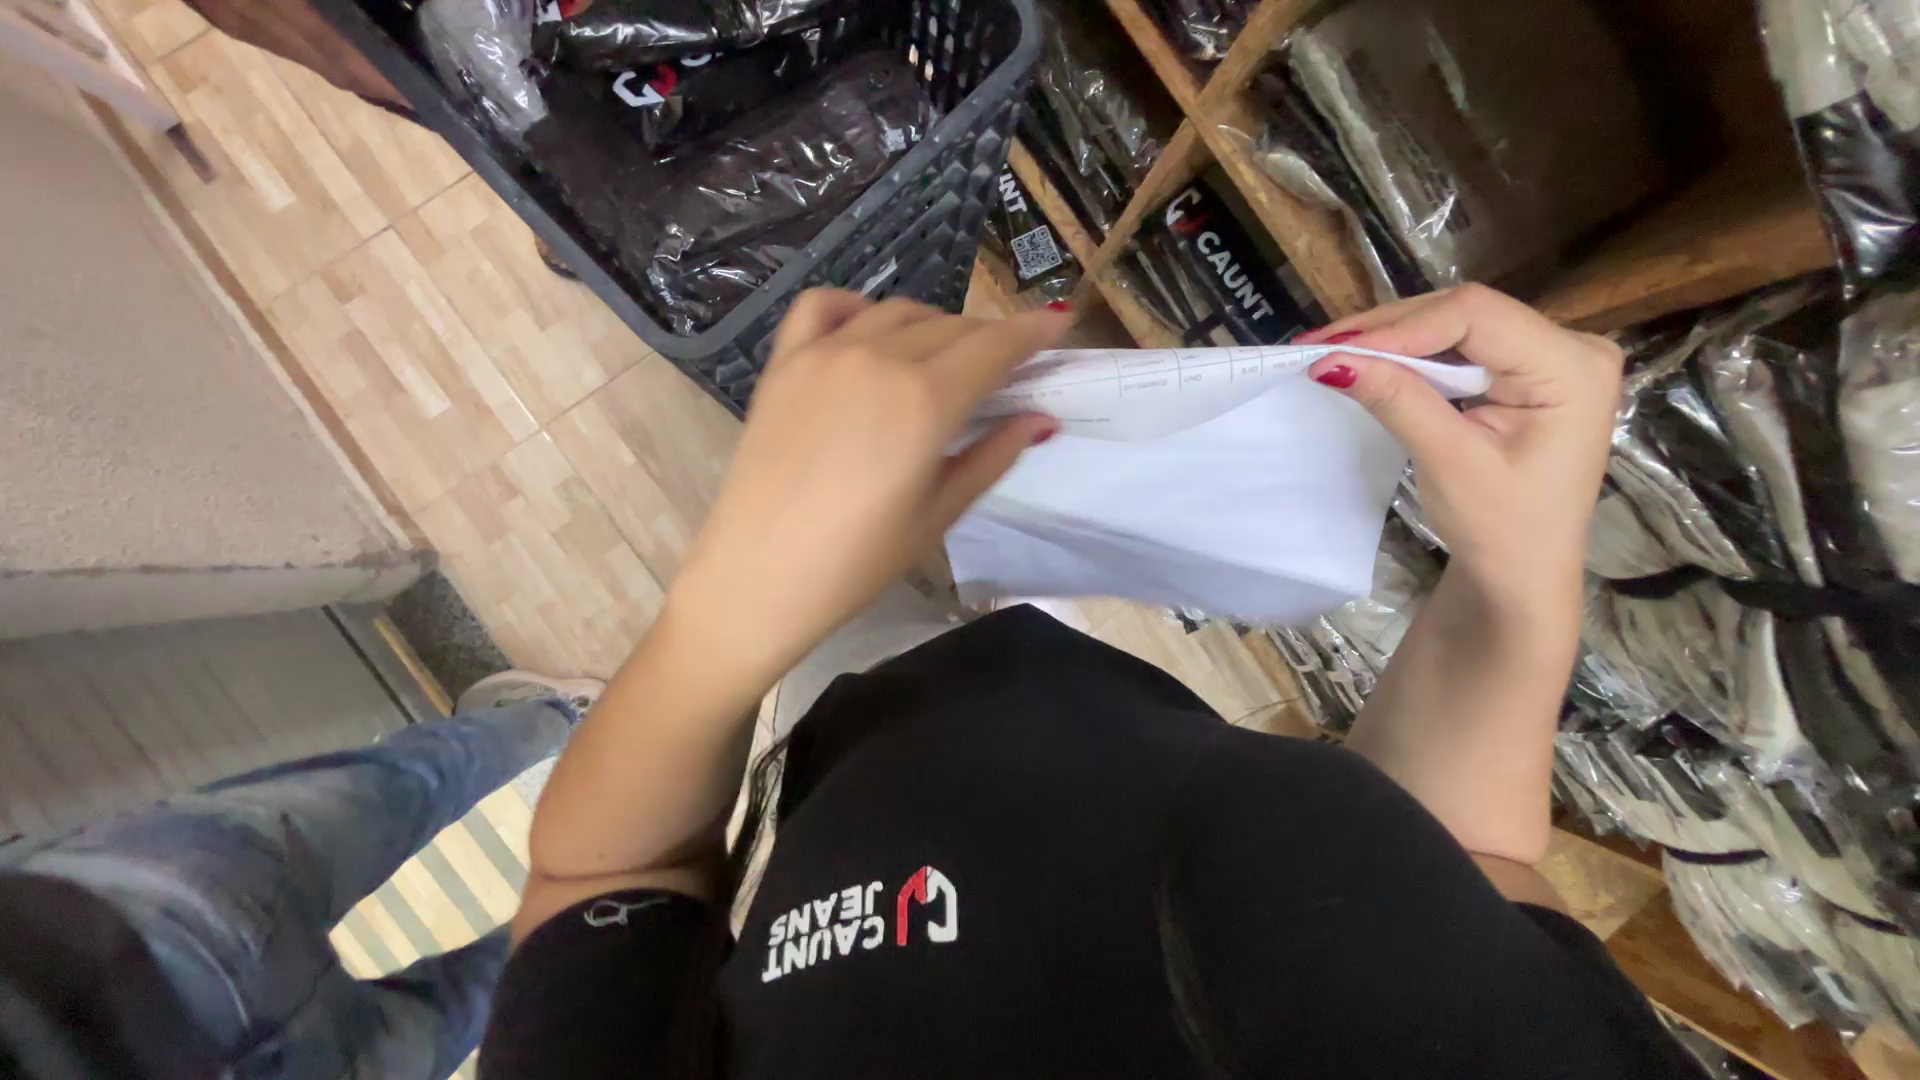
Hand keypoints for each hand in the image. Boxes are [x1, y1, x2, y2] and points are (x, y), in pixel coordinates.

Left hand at [664, 290, 1068, 688]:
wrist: (759, 577)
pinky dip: (857, 308)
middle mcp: (878, 359)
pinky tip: (870, 335)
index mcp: (925, 401)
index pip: (995, 346)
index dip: (1032, 332)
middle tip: (1003, 368)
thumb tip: (1042, 420)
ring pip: (896, 312)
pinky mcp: (783, 363)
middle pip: (951, 327)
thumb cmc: (858, 562)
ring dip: (933, 327)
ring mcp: (824, 354)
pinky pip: (824, 307)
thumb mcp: (939, 514)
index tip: (1056, 326)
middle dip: (987, 340)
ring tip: (941, 361)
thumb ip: (992, 456)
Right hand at [1297, 284, 1621, 614]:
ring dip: (1390, 339)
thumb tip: (1332, 360)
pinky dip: (1407, 356)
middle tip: (1318, 345)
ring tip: (1330, 351)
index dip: (1400, 328)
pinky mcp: (1520, 373)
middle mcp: (1567, 346)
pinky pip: (1457, 349)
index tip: (1334, 350)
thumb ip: (1398, 400)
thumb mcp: (1448, 461)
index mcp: (1571, 367)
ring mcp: (1545, 357)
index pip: (1476, 316)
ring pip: (1454, 326)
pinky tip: (1367, 361)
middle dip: (1387, 329)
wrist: (1522, 570)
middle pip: (1464, 313)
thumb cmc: (1500, 526)